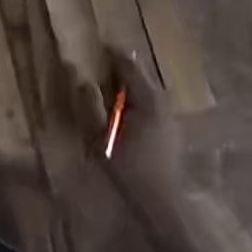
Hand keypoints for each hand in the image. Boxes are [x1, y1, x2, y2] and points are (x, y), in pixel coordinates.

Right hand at [93, 53, 184, 204]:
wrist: (164, 206)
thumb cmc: (130, 172)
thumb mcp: (101, 140)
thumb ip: (90, 106)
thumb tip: (80, 77)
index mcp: (149, 97)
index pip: (127, 61)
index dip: (109, 51)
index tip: (92, 45)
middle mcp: (164, 99)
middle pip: (138, 73)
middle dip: (116, 69)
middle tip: (93, 69)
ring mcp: (170, 113)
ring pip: (144, 89)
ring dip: (125, 86)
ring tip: (104, 92)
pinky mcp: (171, 127)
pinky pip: (149, 103)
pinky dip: (133, 101)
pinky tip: (121, 116)